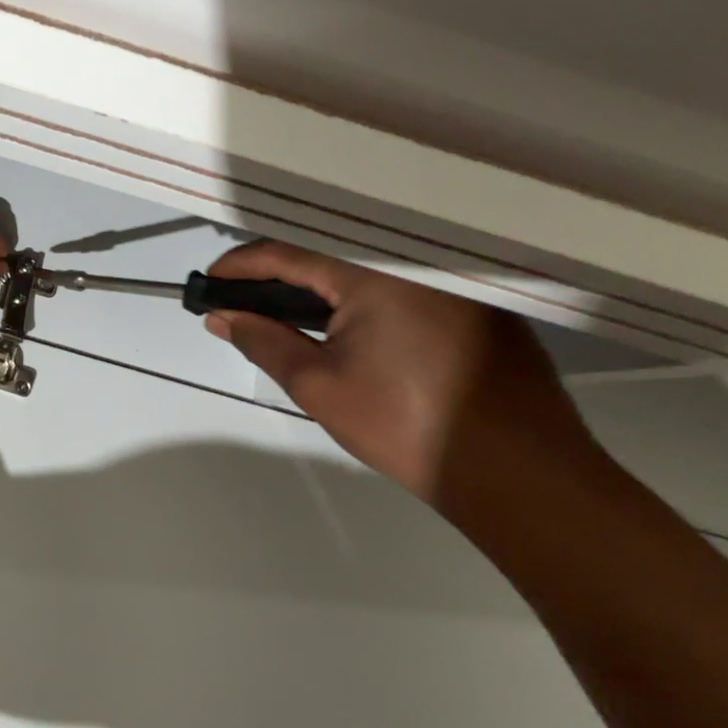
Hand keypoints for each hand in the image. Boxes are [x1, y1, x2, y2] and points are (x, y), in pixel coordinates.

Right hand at [203, 241, 598, 503]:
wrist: (517, 474)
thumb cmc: (404, 425)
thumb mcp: (316, 384)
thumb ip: (262, 340)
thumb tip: (222, 317)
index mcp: (379, 274)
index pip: (290, 253)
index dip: (241, 266)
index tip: (210, 284)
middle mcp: (422, 266)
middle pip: (331, 254)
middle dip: (279, 276)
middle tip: (244, 305)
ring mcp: (459, 286)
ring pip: (371, 271)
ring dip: (322, 289)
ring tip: (287, 318)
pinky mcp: (482, 310)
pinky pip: (406, 288)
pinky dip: (366, 300)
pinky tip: (349, 332)